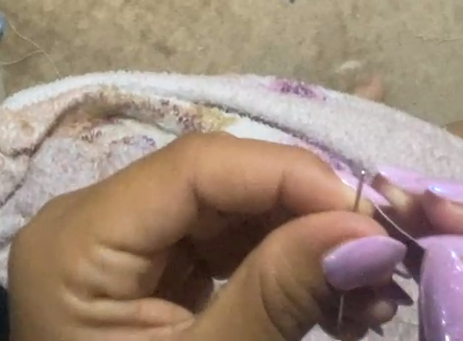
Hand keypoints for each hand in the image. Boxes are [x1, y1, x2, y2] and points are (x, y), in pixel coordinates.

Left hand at [8, 133, 397, 340]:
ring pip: (223, 208)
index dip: (285, 173)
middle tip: (384, 252)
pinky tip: (332, 293)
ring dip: (300, 236)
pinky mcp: (143, 269)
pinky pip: (216, 244)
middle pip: (211, 181)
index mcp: (78, 237)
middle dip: (302, 208)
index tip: (369, 213)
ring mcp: (118, 242)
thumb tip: (367, 234)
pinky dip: (276, 262)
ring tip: (372, 284)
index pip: (193, 166)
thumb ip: (277, 296)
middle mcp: (91, 219)